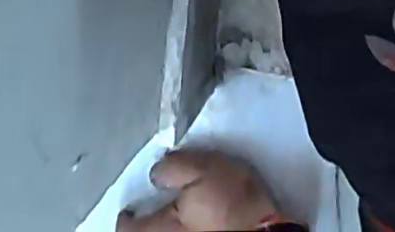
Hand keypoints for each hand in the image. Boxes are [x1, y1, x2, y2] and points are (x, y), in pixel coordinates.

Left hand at [116, 150, 286, 231]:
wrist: (269, 231)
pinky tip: (189, 223)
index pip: (132, 230)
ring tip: (164, 218)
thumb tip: (153, 175)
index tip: (127, 210)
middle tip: (141, 217)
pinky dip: (179, 229)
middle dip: (141, 229)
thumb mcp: (203, 168)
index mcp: (167, 228)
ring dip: (160, 228)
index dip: (126, 220)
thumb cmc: (234, 200)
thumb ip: (172, 168)